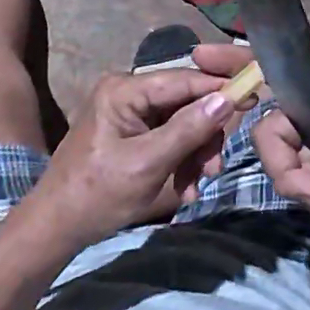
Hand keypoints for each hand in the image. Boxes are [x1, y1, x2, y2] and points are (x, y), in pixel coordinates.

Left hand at [28, 43, 254, 247]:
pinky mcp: (134, 129)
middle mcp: (130, 90)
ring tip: (195, 186)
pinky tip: (184, 186)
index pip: (186, 80)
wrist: (55, 230)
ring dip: (196, 153)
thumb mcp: (148, 164)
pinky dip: (183, 159)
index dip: (222, 89)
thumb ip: (189, 129)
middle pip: (188, 102)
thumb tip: (229, 99)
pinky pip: (172, 135)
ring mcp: (132, 110)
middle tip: (213, 169)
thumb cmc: (97, 195)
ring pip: (185, 120)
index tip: (254, 99)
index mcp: (125, 90)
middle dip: (205, 136)